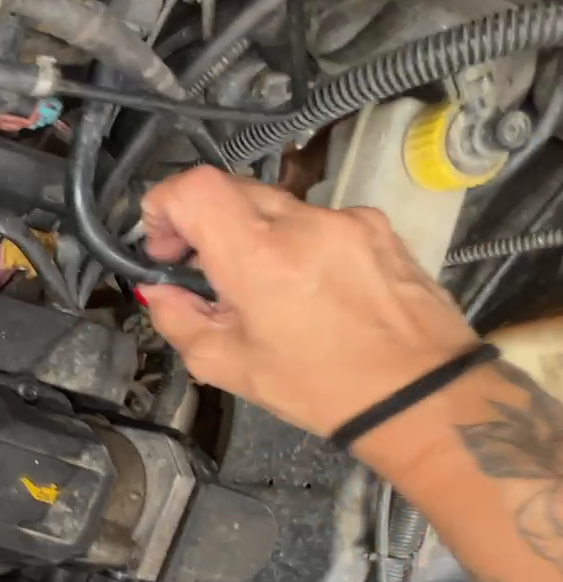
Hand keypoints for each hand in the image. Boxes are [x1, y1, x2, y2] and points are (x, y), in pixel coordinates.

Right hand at [137, 167, 479, 455]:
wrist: (420, 392)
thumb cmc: (314, 383)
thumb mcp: (218, 361)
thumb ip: (176, 316)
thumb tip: (161, 290)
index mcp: (258, 257)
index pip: (195, 189)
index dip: (162, 205)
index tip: (160, 243)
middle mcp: (304, 225)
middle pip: (227, 189)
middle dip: (195, 222)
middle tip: (189, 264)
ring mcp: (347, 220)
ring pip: (268, 206)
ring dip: (240, 235)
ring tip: (245, 283)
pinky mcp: (375, 227)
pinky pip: (308, 220)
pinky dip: (283, 242)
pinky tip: (291, 284)